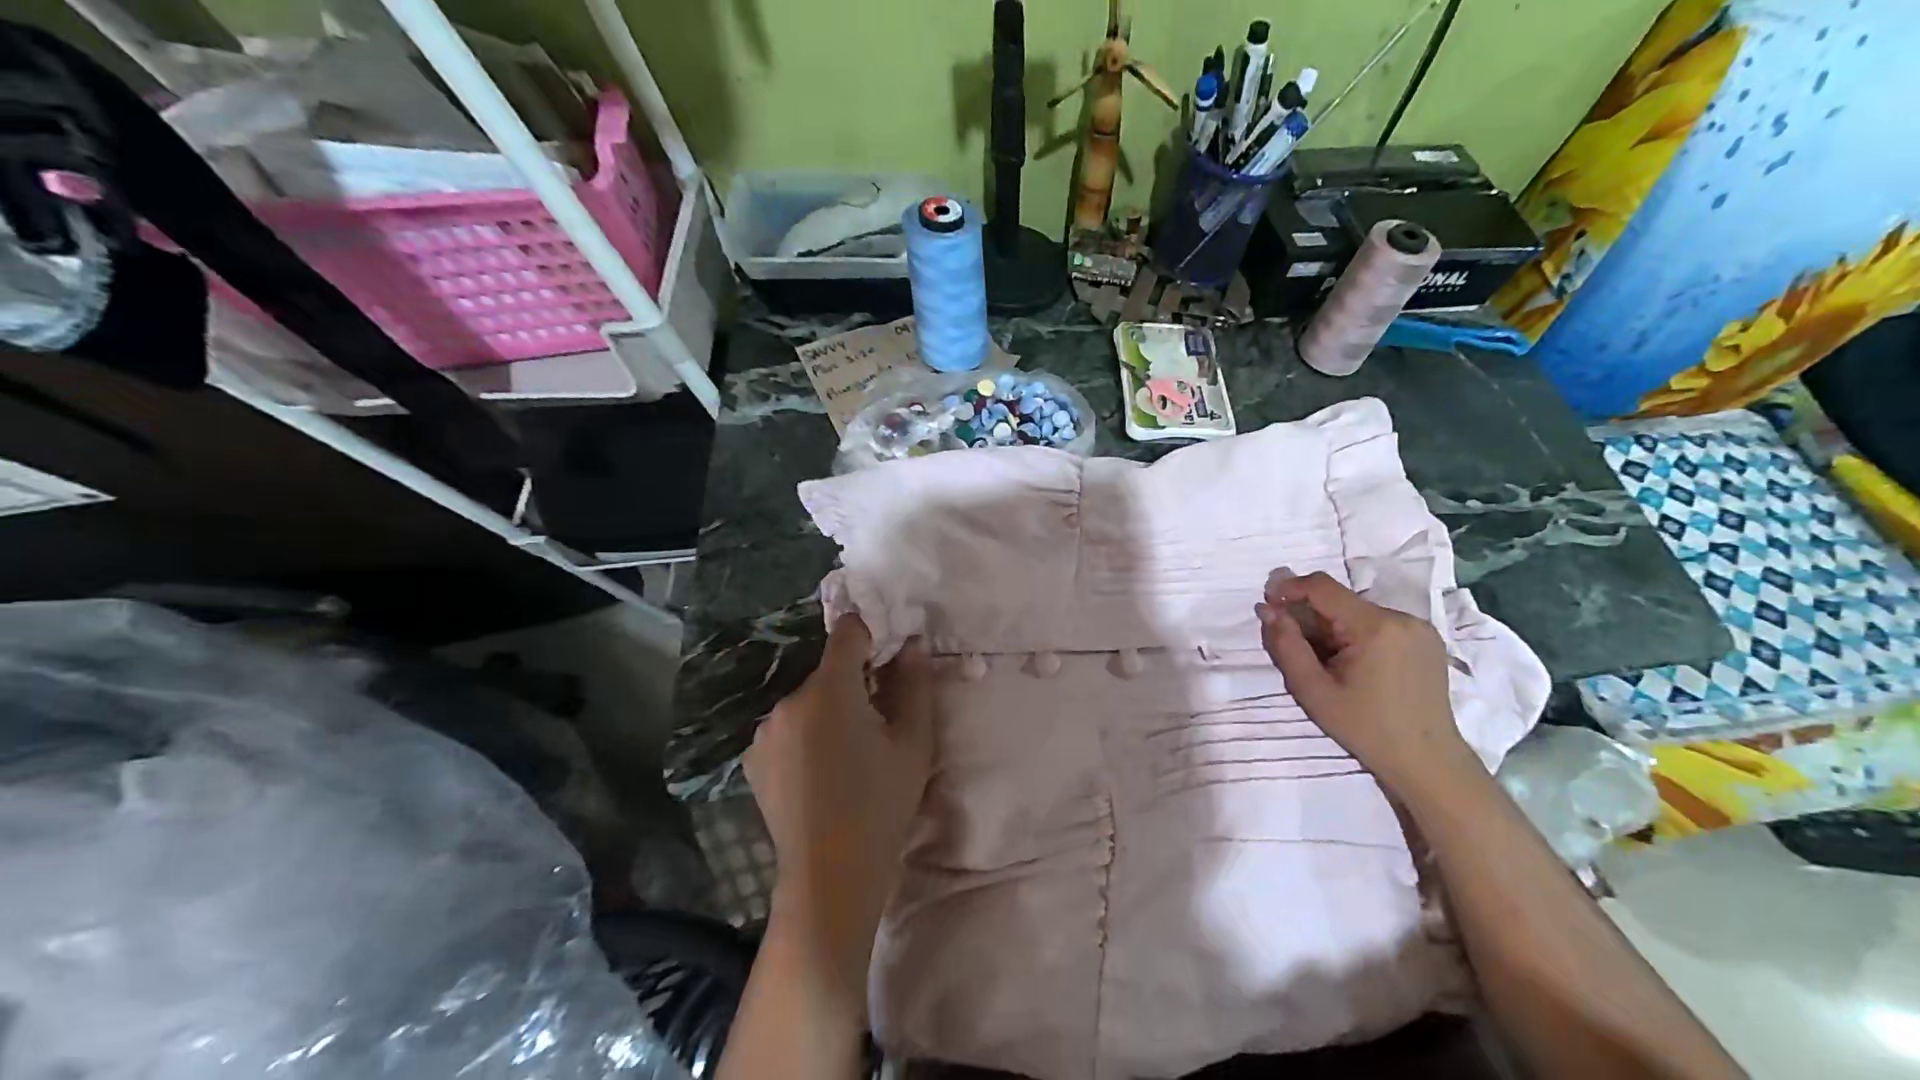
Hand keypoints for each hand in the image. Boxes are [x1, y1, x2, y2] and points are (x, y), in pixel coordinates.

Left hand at [746, 614, 933, 926]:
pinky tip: (820, 776)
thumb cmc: (881, 806)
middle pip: (828, 673)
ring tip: (848, 757)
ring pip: (807, 703)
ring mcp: (765, 731)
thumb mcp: (913, 744)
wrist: (829, 877)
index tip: (889, 662)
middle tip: (879, 725)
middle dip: (854, 685)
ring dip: (829, 713)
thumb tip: (912, 644)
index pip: (848, 633)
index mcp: (830, 689)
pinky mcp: (753, 760)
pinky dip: (806, 737)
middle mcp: (789, 700)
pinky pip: (787, 730)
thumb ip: (915, 684)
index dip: (872, 637)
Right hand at [1255, 569, 1473, 792]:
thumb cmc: (1364, 728)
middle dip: (1310, 615)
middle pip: (1340, 601)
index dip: (1289, 588)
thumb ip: (1285, 644)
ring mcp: (1419, 627)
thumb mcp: (1311, 689)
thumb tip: (1267, 609)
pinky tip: (1353, 665)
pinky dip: (1355, 634)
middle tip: (1293, 645)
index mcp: (1375, 627)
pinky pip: (1378, 624)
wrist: (1426, 760)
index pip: (1322, 587)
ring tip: (1326, 663)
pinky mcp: (1427, 640)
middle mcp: (1401, 617)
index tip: (1268, 603)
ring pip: (1357, 612)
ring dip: (1332, 626)